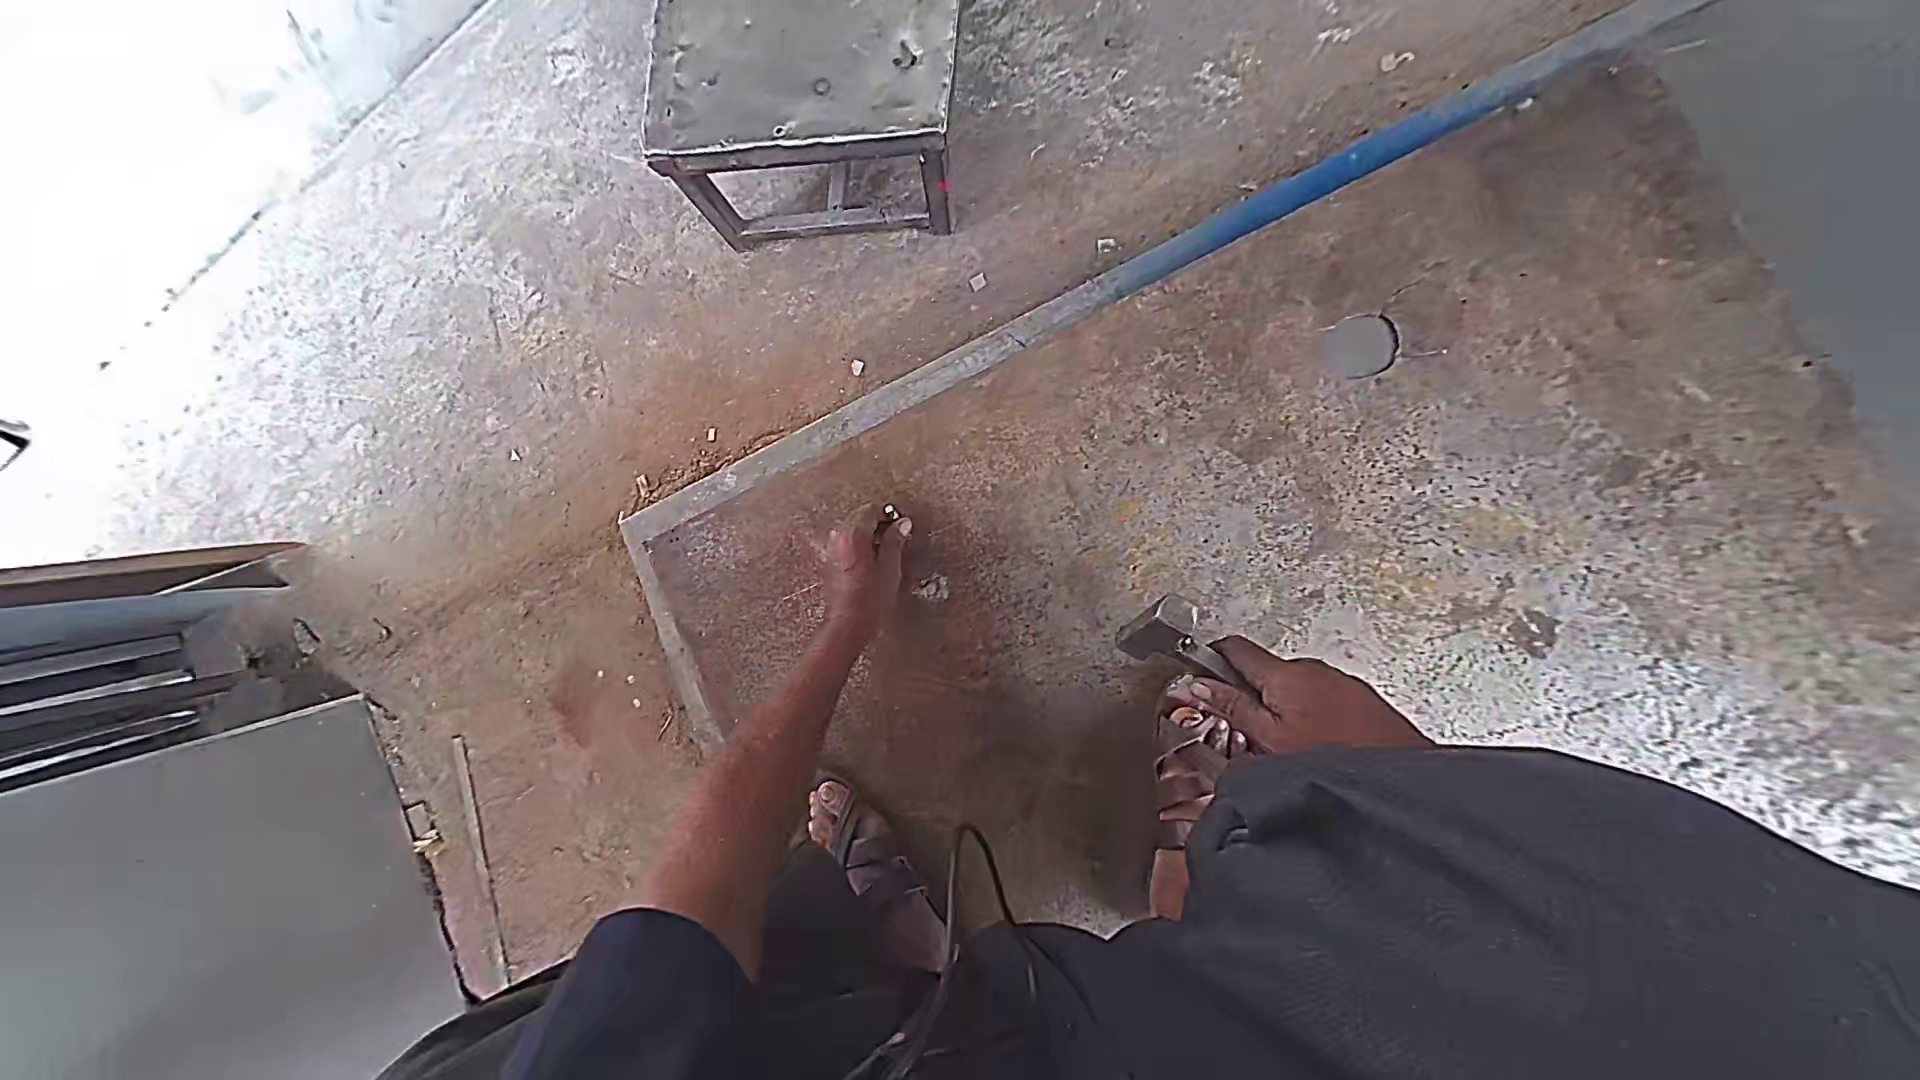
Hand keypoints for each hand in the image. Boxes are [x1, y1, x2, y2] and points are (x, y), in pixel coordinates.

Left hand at [823, 503, 910, 645]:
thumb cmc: (870, 601)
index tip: (903, 524)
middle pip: (861, 518)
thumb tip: (903, 525)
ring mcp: (833, 549)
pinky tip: (875, 561)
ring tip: (888, 551)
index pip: (872, 510)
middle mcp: (838, 538)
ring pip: (855, 531)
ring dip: (871, 536)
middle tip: (899, 537)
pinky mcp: (832, 562)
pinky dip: (863, 546)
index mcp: (853, 535)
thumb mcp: (891, 568)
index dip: (890, 515)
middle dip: (881, 524)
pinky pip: (849, 543)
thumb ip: (895, 542)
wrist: (848, 624)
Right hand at [1167, 637, 1431, 754]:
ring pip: (1293, 685)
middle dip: (1248, 691)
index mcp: (1284, 674)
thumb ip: (1233, 707)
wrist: (1405, 781)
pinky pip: (1320, 696)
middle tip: (1242, 727)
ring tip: (1282, 744)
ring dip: (1279, 705)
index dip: (1211, 657)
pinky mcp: (1360, 698)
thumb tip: (1201, 685)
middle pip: (1263, 669)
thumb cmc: (1338, 760)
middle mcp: (1313, 668)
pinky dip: (1308, 713)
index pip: (1233, 647)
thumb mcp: (1270, 740)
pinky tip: (1314, 743)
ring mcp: (1340, 682)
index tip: (1201, 674)